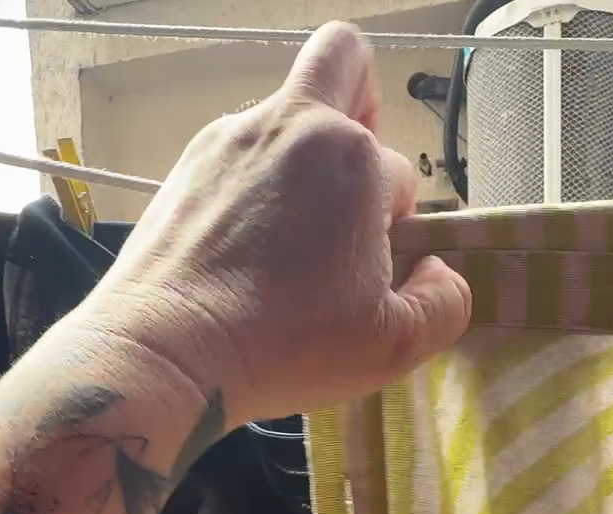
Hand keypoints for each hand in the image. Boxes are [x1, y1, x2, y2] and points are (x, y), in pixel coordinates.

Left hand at [79, 22, 472, 427]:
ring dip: (303, 159)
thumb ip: (444, 303)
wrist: (167, 351)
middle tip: (351, 187)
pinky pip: (238, 152)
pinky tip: (244, 246)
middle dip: (363, 109)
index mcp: (352, 158)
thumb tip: (435, 270)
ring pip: (285, 114)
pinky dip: (254, 184)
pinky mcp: (185, 165)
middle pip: (345, 62)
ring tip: (289, 239)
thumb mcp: (392, 345)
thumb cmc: (284, 346)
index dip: (395, 229)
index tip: (370, 273)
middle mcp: (291, 125)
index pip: (400, 178)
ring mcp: (229, 137)